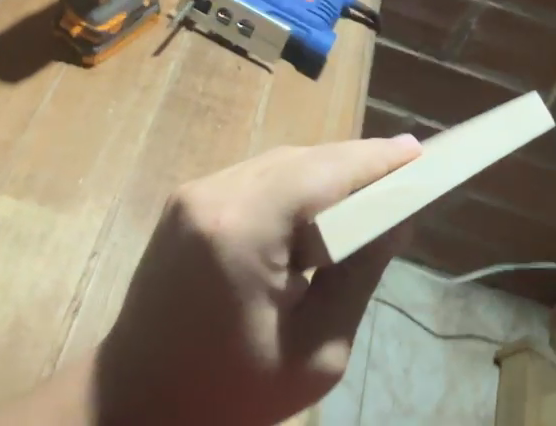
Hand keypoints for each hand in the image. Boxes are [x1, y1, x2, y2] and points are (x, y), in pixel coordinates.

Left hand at [94, 135, 422, 425]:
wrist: (135, 402)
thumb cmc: (231, 392)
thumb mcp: (316, 352)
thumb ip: (359, 275)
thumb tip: (397, 219)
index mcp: (243, 231)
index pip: (324, 173)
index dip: (375, 161)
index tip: (419, 153)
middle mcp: (215, 194)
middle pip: (301, 160)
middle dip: (355, 164)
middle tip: (406, 170)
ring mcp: (194, 192)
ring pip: (278, 163)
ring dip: (324, 172)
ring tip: (371, 188)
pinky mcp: (186, 200)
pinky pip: (254, 177)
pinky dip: (292, 184)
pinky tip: (319, 205)